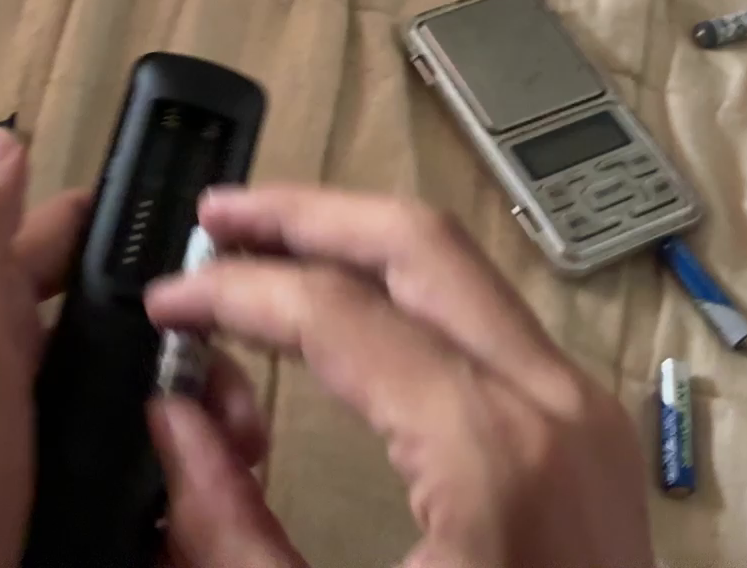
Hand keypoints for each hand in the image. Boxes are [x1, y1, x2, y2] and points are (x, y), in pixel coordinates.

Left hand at [0, 129, 268, 567]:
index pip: (67, 233)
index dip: (127, 221)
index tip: (205, 237)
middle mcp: (15, 355)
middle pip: (117, 308)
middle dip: (182, 323)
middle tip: (234, 363)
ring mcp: (43, 419)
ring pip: (139, 374)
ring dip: (196, 390)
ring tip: (242, 427)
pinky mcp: (68, 474)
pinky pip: (141, 436)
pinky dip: (182, 442)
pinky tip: (213, 462)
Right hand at [145, 186, 655, 567]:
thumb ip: (232, 533)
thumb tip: (176, 414)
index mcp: (493, 454)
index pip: (339, 312)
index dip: (239, 291)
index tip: (168, 297)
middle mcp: (551, 396)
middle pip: (415, 242)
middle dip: (305, 214)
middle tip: (218, 214)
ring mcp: (576, 397)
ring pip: (452, 261)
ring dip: (351, 236)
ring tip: (265, 237)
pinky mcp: (578, 414)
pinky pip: (474, 309)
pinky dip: (395, 282)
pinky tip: (338, 292)